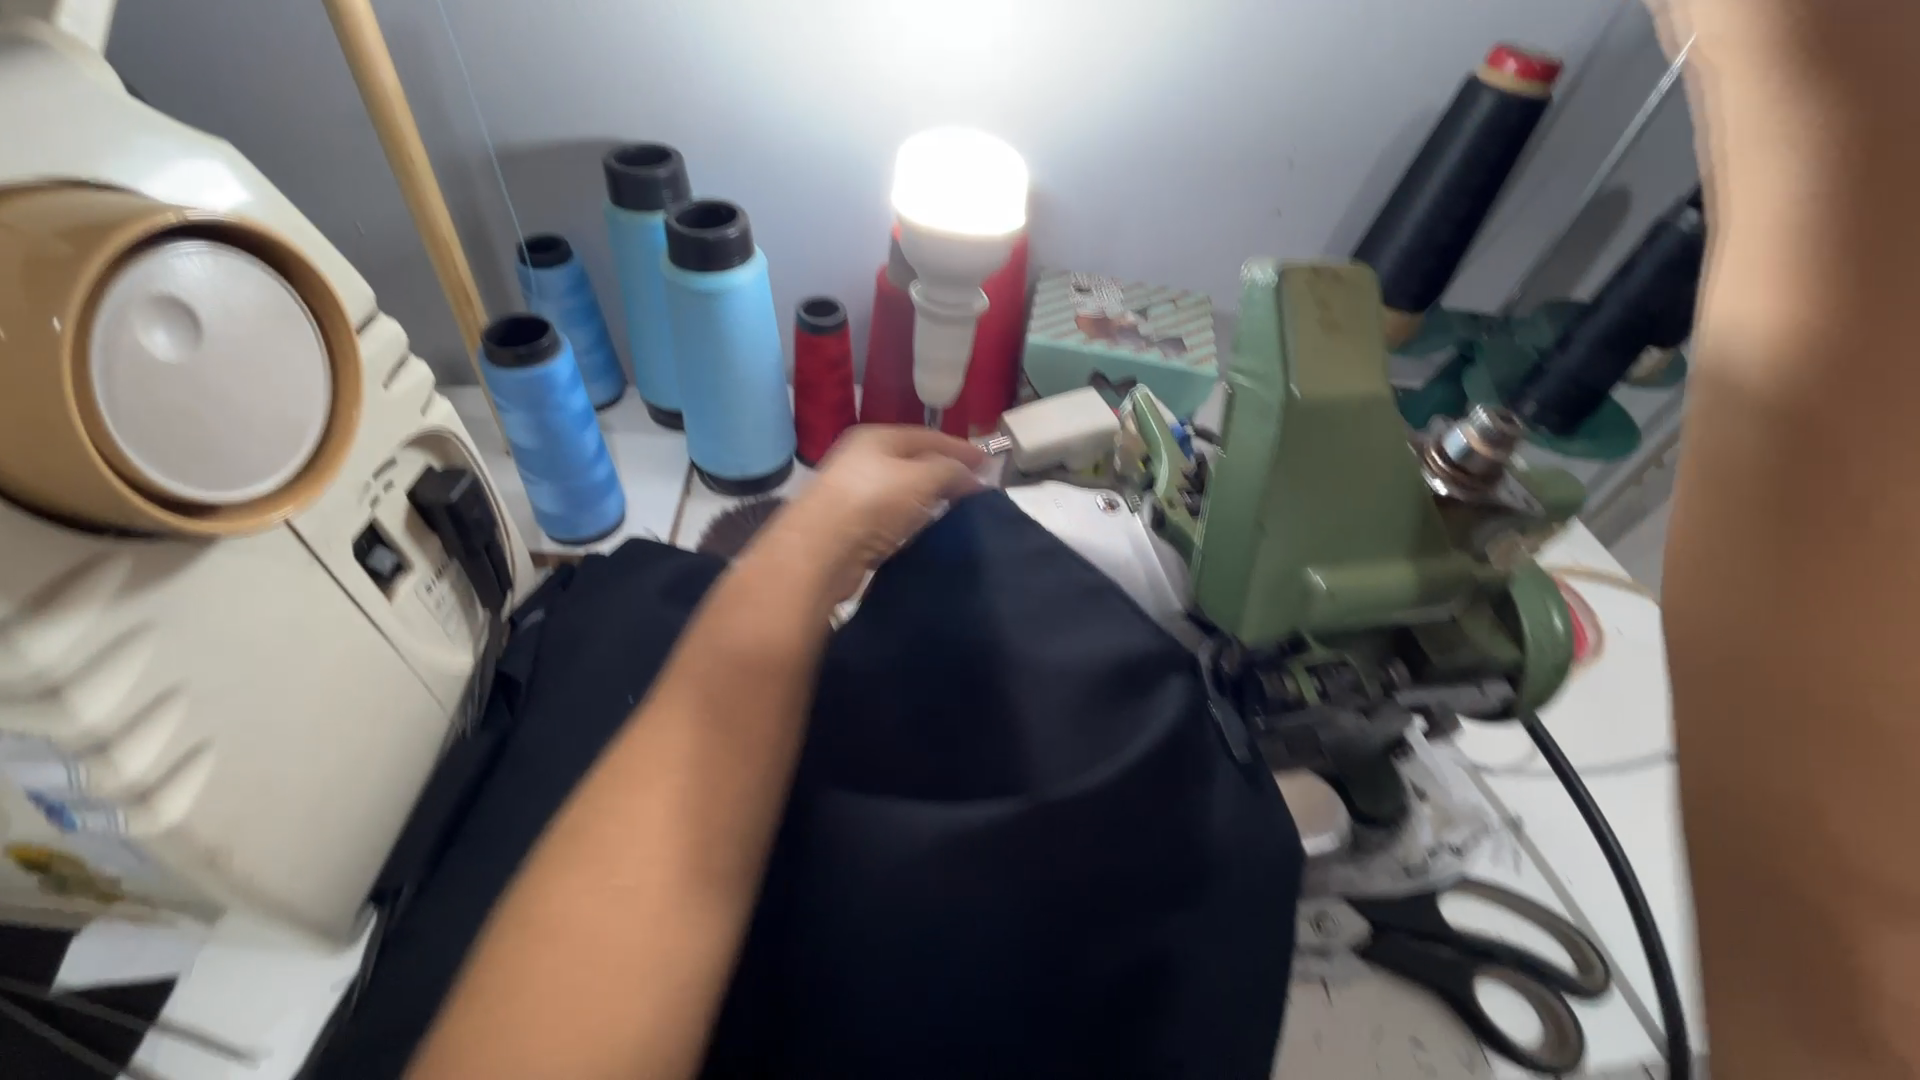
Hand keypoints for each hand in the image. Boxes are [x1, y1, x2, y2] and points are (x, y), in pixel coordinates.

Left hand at [755, 426, 986, 601]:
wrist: (819, 552)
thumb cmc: (872, 503)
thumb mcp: (921, 478)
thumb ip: (951, 471)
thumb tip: (973, 477)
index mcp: (876, 438)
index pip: (928, 436)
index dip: (960, 449)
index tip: (989, 464)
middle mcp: (862, 461)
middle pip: (914, 464)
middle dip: (945, 474)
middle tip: (976, 490)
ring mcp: (854, 495)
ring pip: (903, 494)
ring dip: (928, 501)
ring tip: (957, 512)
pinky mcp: (851, 530)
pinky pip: (891, 521)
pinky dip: (911, 525)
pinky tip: (926, 534)